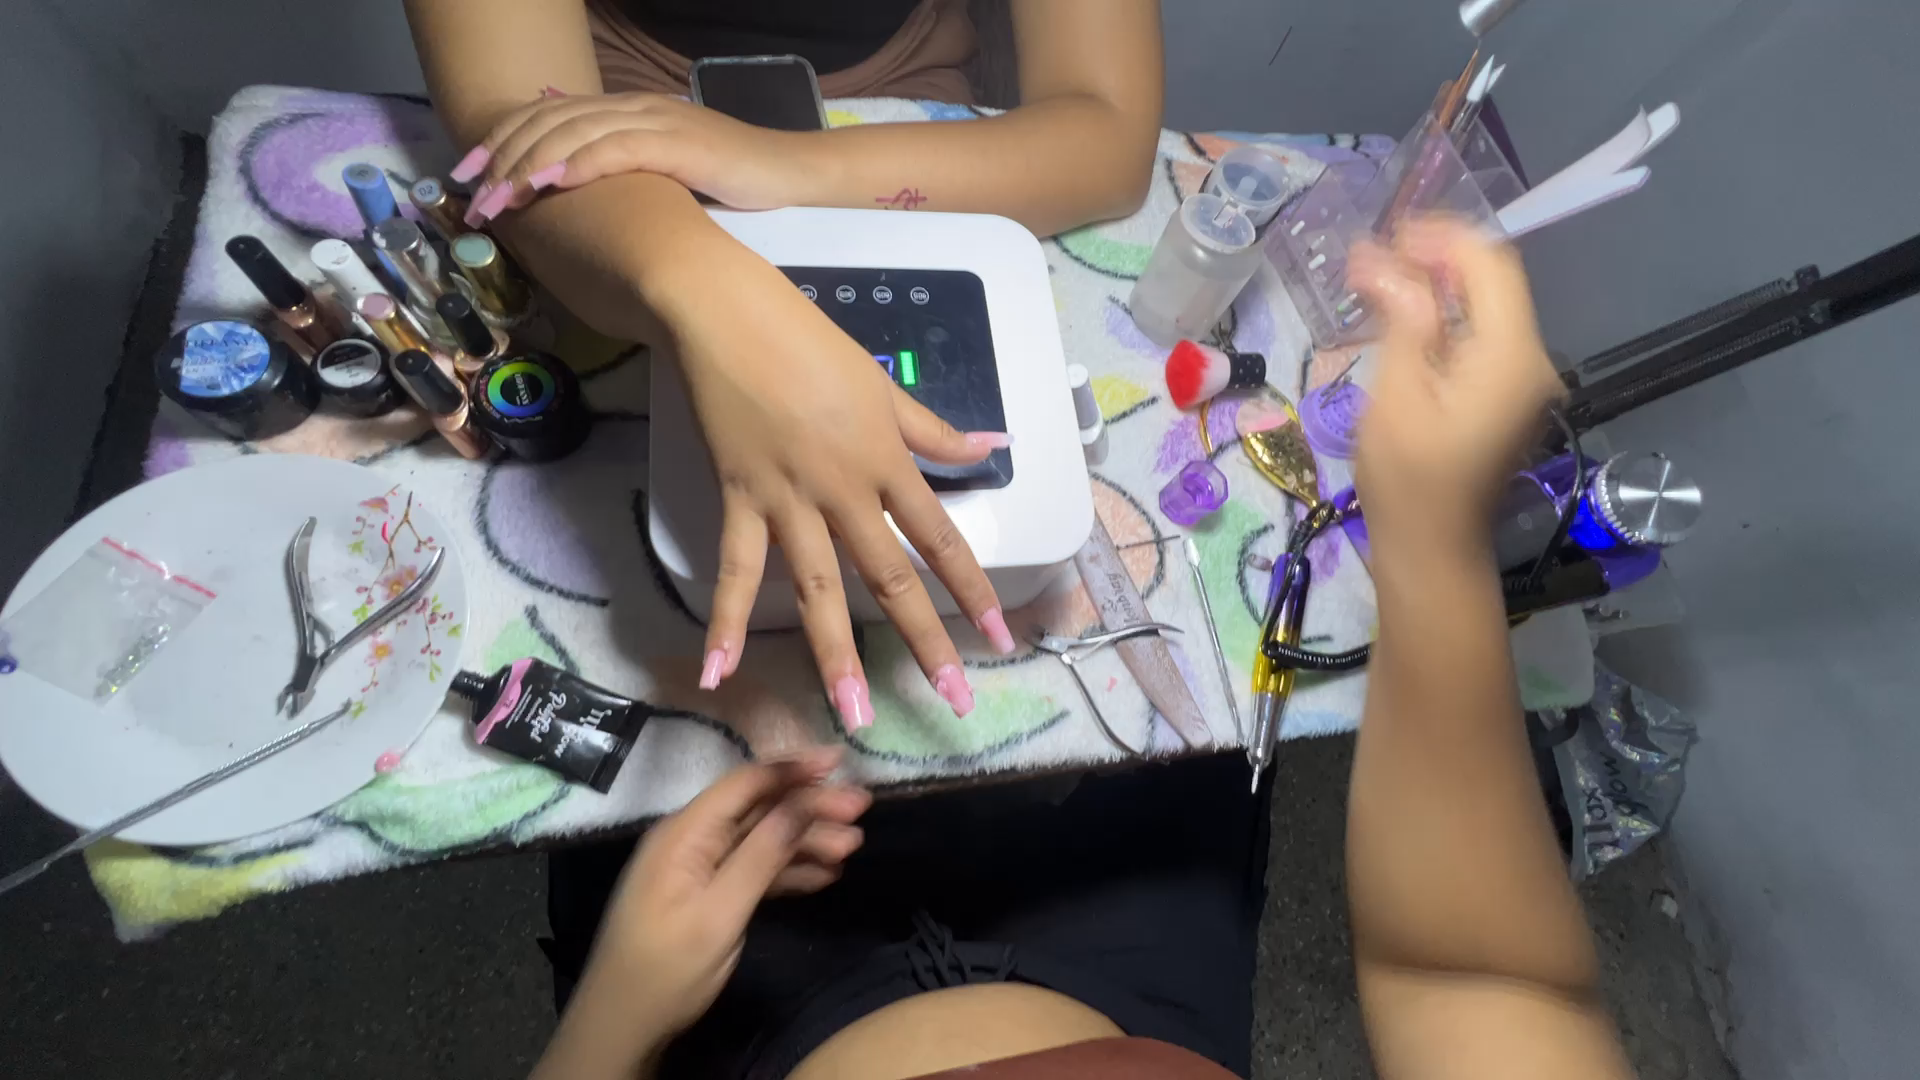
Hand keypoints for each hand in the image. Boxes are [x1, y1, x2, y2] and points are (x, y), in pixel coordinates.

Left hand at [450, 91, 821, 223]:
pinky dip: (577, 164)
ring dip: (527, 165)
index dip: (507, 142)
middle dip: (501, 156)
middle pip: (550, 121)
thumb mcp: (674, 170)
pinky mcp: (676, 145)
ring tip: (496, 198)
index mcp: (629, 111)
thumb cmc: (737, 179)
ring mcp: (654, 122)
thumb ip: (634, 169)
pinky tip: (548, 183)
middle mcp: (633, 107)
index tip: (473, 175)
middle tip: (468, 192)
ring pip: (573, 133)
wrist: (788, 171)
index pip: (552, 117)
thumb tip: (592, 189)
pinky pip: (615, 149)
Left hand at [584, 748, 870, 1039]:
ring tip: (853, 846)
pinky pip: (757, 867)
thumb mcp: (718, 915)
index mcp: (685, 832)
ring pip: (764, 838)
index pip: (747, 783)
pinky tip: (826, 874)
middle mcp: (694, 838)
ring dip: (808, 840)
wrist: (621, 1034)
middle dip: (811, 806)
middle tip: (861, 808)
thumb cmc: (665, 972)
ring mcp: (702, 865)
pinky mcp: (710, 891)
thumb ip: (762, 854)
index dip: (794, 768)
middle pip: (761, 808)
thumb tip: (803, 801)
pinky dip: (791, 869)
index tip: (840, 761)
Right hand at [660, 235, 1014, 728]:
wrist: (727, 315)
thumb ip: (935, 430)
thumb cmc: (812, 344)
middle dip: (925, 641)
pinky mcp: (738, 501)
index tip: (1001, 639)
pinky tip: (718, 674)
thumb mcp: (884, 385)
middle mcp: (845, 493)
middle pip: (890, 577)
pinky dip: (722, 621)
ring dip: (837, 655)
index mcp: (887, 462)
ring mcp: (788, 502)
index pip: (942, 538)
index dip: (974, 591)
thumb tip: (993, 444)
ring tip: (855, 714)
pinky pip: (733, 569)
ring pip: (816, 590)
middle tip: (953, 699)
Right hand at [1348, 218, 1564, 551]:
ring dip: (1434, 289)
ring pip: (1483, 310)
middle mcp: (1531, 359)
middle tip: (1371, 260)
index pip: (1489, 266)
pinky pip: (1478, 340)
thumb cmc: (1405, 479)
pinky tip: (1400, 324)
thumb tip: (1386, 261)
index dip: (1441, 238)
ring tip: (1376, 284)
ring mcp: (1522, 379)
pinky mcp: (1505, 396)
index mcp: (1510, 355)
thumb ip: (1402, 321)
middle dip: (1433, 260)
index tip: (1386, 233)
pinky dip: (1441, 321)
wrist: (1430, 546)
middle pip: (1490, 284)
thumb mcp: (1395, 395)